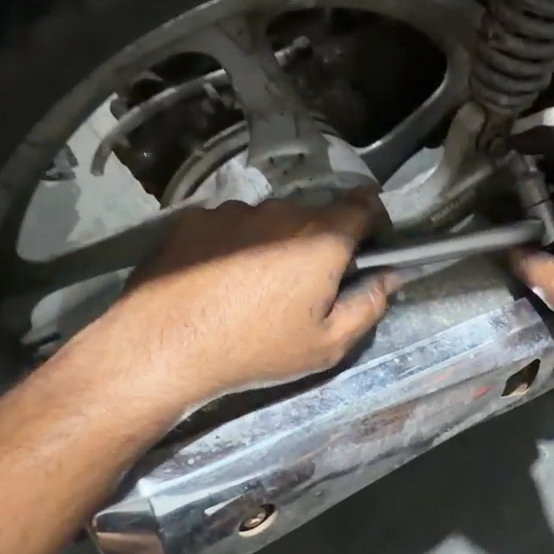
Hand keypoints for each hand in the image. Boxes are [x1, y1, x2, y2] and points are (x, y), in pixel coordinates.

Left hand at [72, 193, 398, 410]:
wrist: (164, 346)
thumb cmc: (255, 349)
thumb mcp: (327, 344)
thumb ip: (369, 306)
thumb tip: (389, 277)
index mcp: (321, 239)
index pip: (363, 203)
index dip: (372, 220)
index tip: (367, 247)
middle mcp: (281, 212)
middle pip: (315, 217)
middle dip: (319, 244)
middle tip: (305, 288)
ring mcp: (234, 211)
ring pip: (270, 222)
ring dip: (274, 244)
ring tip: (253, 289)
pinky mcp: (195, 219)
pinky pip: (230, 227)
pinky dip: (234, 246)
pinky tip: (218, 282)